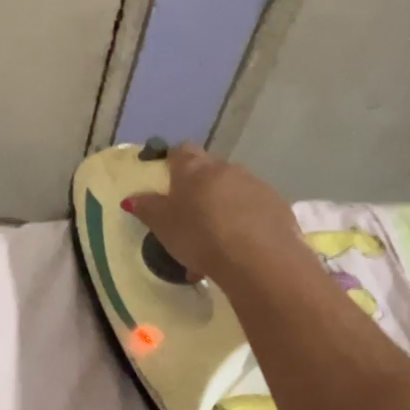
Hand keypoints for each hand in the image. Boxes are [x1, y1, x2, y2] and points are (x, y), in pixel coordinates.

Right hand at [124, 144, 317, 290]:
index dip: (172, 162)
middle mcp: (226, 168)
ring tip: (214, 243)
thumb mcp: (163, 226)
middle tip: (189, 219)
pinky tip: (237, 249)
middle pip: (209, 172)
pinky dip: (244, 223)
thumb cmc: (200, 236)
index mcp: (194, 168)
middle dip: (199, 190)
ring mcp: (255, 184)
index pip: (180, 151)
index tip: (167, 179)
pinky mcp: (278, 205)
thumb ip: (147, 208)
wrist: (258, 258)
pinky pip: (253, 209)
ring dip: (222, 208)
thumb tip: (132, 197)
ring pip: (232, 192)